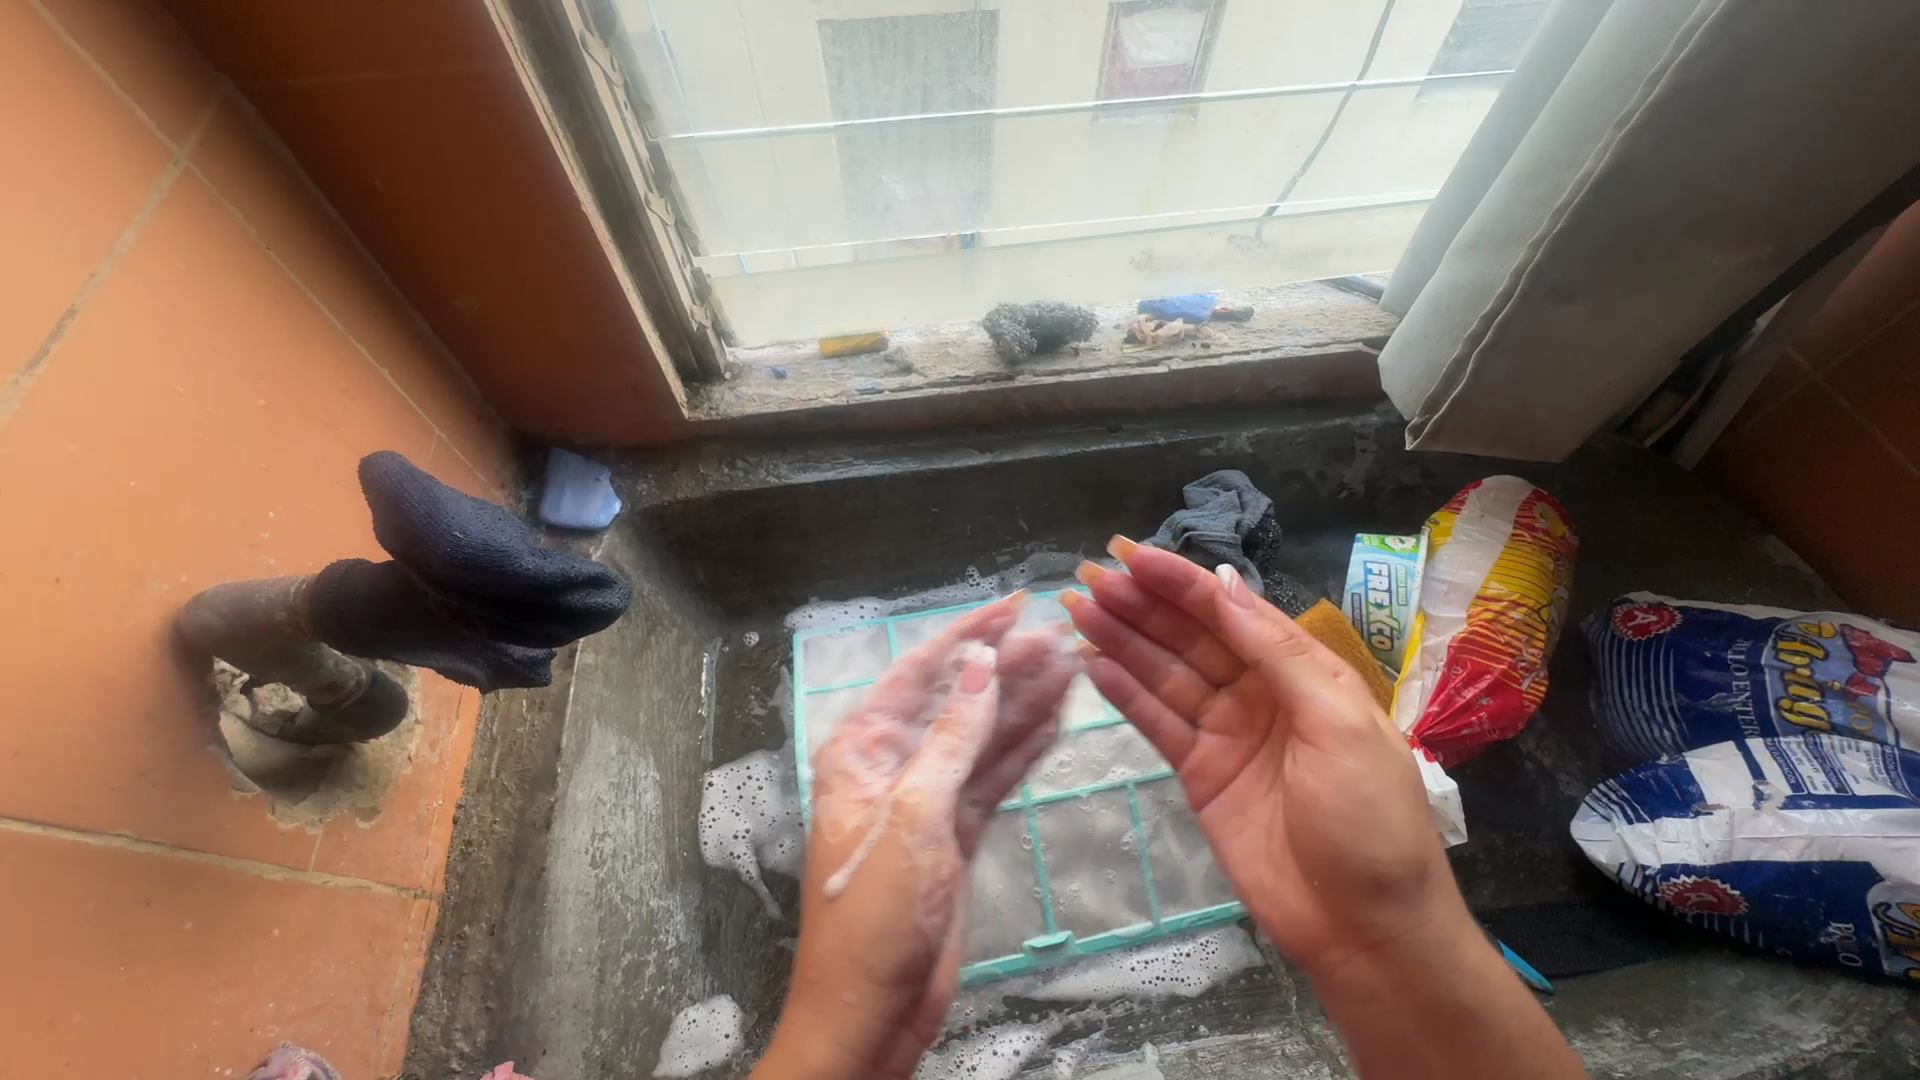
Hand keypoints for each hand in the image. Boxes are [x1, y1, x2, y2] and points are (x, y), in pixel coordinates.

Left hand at [757, 594, 1077, 1079]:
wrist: (871, 1015)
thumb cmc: (873, 918)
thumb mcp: (912, 817)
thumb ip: (949, 738)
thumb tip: (979, 664)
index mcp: (864, 748)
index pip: (921, 671)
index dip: (969, 634)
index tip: (1015, 605)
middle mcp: (894, 762)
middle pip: (960, 700)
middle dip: (1008, 667)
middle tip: (1062, 637)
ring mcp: (928, 796)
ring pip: (983, 736)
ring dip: (1024, 703)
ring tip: (1071, 667)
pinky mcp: (953, 829)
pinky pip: (993, 777)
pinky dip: (1024, 751)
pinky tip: (1056, 722)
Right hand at [1063, 539, 1467, 980]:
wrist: (1364, 930)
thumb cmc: (1369, 819)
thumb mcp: (1339, 724)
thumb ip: (1278, 654)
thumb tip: (1226, 585)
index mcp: (1300, 672)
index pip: (1231, 612)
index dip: (1181, 583)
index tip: (1133, 557)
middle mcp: (1257, 692)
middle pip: (1189, 637)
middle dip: (1141, 605)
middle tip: (1089, 578)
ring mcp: (1224, 731)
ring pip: (1164, 674)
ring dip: (1122, 641)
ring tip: (1078, 612)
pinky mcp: (1198, 771)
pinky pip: (1156, 722)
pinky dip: (1124, 693)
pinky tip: (1092, 665)